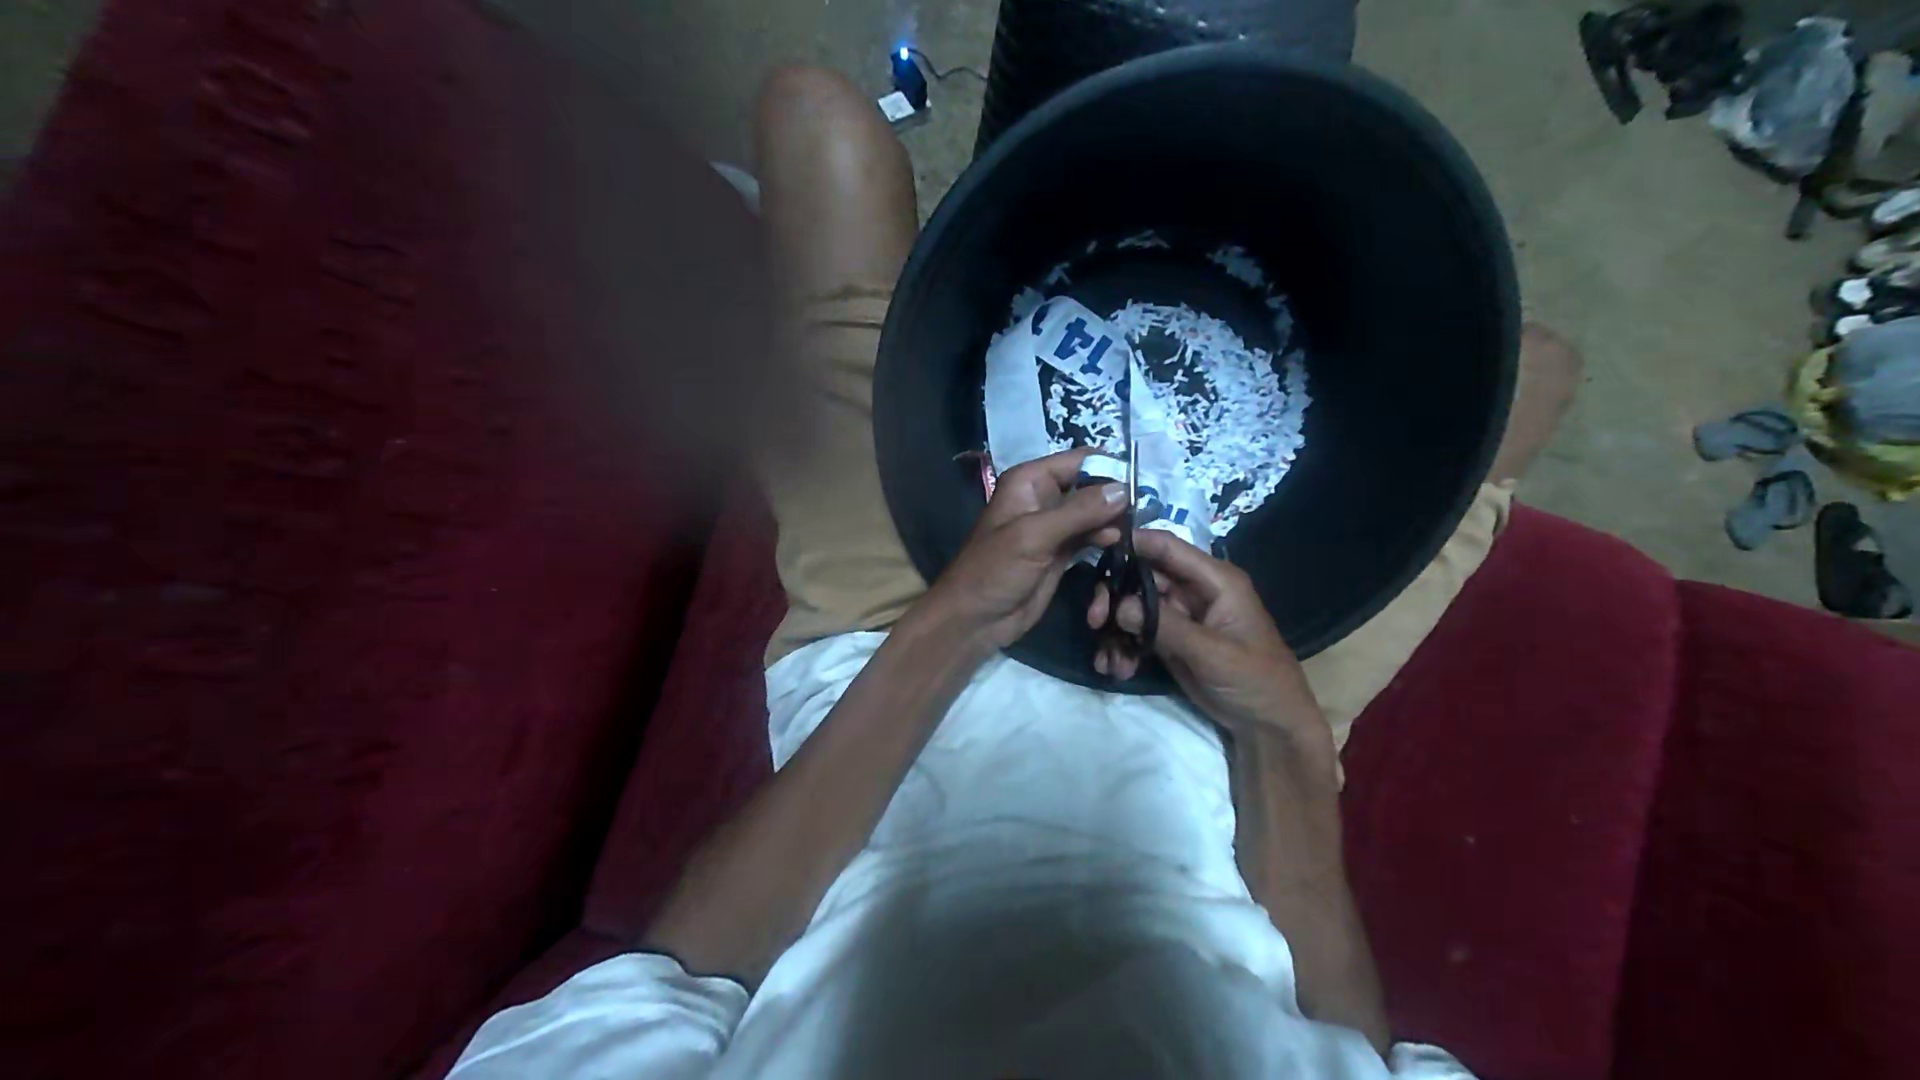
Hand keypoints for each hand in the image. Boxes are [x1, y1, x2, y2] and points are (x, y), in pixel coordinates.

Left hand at [912, 448, 1127, 653]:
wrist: (975, 618)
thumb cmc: (994, 570)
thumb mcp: (1034, 535)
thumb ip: (1079, 511)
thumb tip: (1125, 489)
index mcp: (1029, 482)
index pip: (1077, 461)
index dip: (1110, 467)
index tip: (1145, 480)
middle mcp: (1043, 498)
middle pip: (1090, 485)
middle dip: (1117, 494)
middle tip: (1151, 508)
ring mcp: (1053, 527)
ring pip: (1094, 512)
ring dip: (1116, 518)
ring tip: (1142, 526)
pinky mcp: (1061, 552)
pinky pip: (1091, 536)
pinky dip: (1107, 538)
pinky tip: (1125, 543)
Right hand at [1089, 529, 1328, 748]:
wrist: (1267, 724)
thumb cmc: (1254, 680)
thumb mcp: (1212, 653)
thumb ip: (1167, 626)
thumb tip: (1120, 605)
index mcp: (1215, 580)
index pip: (1168, 548)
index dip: (1133, 543)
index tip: (1096, 551)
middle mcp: (1194, 590)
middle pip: (1141, 576)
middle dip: (1114, 597)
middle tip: (1095, 621)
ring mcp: (1180, 614)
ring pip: (1133, 606)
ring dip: (1115, 630)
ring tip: (1110, 660)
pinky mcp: (1169, 638)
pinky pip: (1136, 631)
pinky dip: (1123, 647)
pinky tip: (1117, 668)